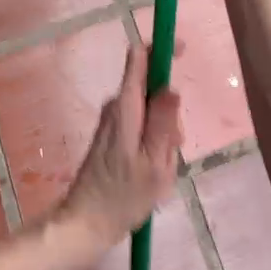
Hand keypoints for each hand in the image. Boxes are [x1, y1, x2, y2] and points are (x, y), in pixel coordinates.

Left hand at [60, 44, 183, 244]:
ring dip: (164, 134)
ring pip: (151, 110)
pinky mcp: (114, 134)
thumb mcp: (154, 163)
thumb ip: (163, 123)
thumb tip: (172, 87)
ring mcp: (114, 119)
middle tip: (172, 150)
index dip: (162, 47)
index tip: (184, 50)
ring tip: (159, 169)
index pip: (140, 57)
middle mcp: (117, 105)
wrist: (86, 222)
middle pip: (152, 86)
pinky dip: (154, 143)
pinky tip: (151, 172)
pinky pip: (142, 125)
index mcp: (126, 106)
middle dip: (170, 112)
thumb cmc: (123, 196)